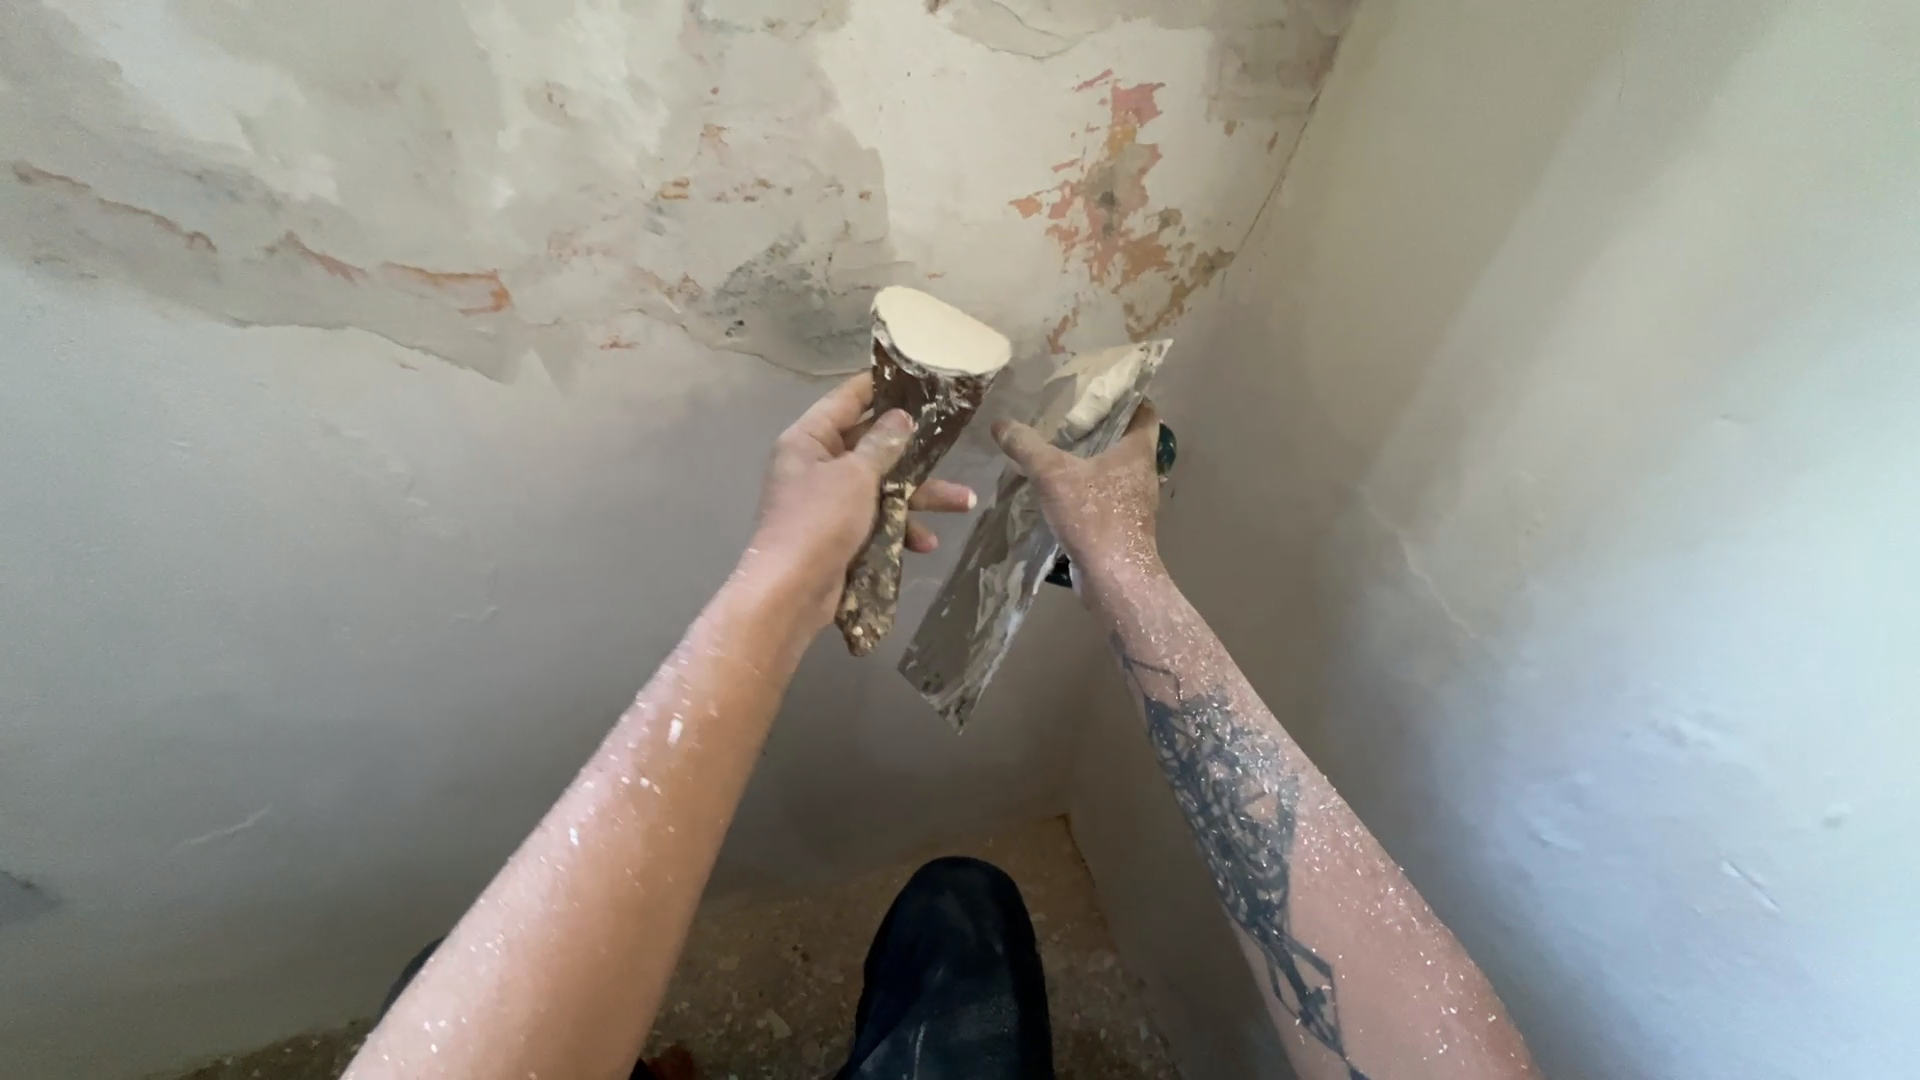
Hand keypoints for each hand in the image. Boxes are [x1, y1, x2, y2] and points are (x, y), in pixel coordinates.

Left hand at [753, 373, 975, 620]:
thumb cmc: (819, 521)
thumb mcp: (855, 476)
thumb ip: (882, 445)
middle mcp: (817, 466)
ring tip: (964, 502)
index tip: (913, 377)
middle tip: (949, 442)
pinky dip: (901, 529)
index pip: (846, 400)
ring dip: (920, 496)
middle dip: (914, 453)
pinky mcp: (841, 535)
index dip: (879, 387)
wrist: (791, 592)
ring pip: (883, 488)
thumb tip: (900, 418)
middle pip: (872, 447)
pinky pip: (877, 521)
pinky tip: (926, 543)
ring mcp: (829, 503)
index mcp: (809, 440)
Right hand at [992, 400, 1163, 583]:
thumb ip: (1026, 446)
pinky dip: (1087, 490)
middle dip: (1102, 429)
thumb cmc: (1093, 517)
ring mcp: (1136, 503)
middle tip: (1070, 418)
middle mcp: (1142, 474)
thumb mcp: (1052, 474)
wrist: (1113, 578)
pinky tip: (1061, 492)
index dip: (1128, 397)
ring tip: (1060, 452)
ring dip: (1093, 462)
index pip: (1145, 412)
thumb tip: (1000, 423)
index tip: (1102, 389)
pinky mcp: (1124, 527)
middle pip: (1127, 441)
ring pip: (1115, 472)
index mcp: (1137, 452)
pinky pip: (1105, 498)